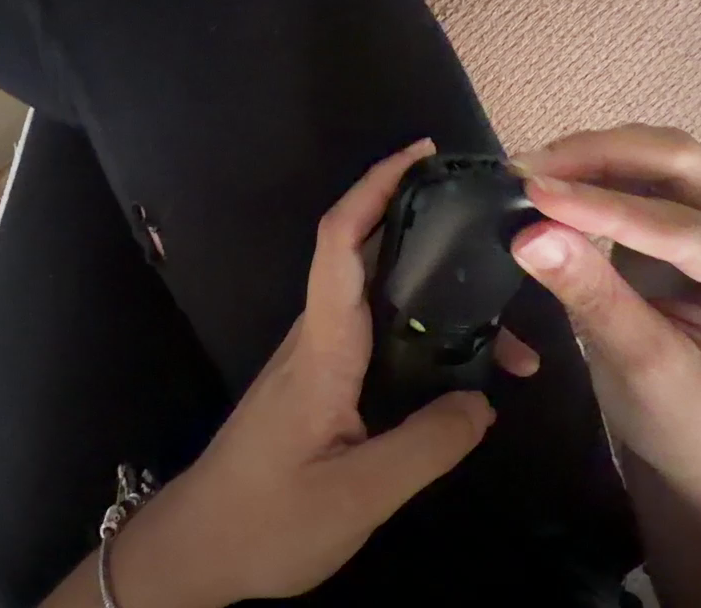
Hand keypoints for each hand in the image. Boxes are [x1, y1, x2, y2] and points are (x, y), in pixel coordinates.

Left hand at [113, 139, 508, 606]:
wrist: (198, 548)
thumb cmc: (267, 519)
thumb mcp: (358, 496)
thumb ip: (426, 446)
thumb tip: (484, 401)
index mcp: (323, 345)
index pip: (341, 239)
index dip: (376, 185)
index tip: (421, 153)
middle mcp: (319, 333)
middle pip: (366, 251)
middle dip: (421, 221)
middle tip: (488, 224)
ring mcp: (319, 354)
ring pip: (378, 294)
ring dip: (434, 286)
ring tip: (503, 313)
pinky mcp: (324, 379)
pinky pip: (378, 332)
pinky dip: (423, 329)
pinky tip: (463, 362)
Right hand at [509, 126, 700, 483]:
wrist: (692, 438)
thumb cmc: (679, 417)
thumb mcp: (637, 366)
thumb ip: (591, 295)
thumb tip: (531, 234)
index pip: (687, 230)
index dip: (607, 208)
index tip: (537, 193)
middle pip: (683, 165)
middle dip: (602, 158)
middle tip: (529, 170)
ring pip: (661, 155)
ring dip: (594, 154)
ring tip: (533, 171)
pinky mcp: (693, 210)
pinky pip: (643, 169)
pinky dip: (595, 167)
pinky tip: (554, 177)